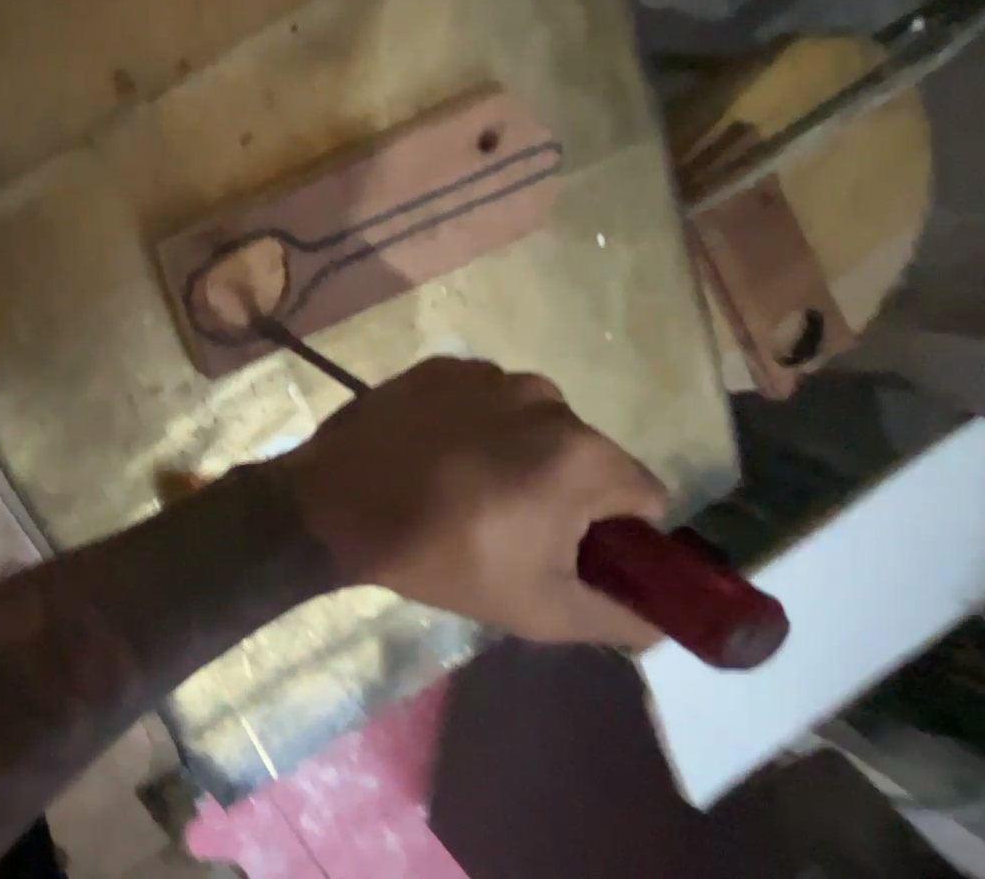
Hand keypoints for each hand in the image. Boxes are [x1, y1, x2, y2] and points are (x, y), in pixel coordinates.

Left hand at [273, 357, 663, 648]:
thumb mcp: (537, 608)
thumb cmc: (438, 556)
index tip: (562, 549)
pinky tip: (432, 451)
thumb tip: (659, 623)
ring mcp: (485, 375)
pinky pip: (480, 399)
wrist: (330, 506)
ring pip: (531, 422)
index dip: (612, 532)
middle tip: (502, 521)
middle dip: (560, 489)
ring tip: (460, 485)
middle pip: (583, 454)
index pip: (641, 497)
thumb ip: (618, 618)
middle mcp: (545, 398)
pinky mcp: (436, 367)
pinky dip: (470, 422)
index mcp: (583, 453)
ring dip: (513, 450)